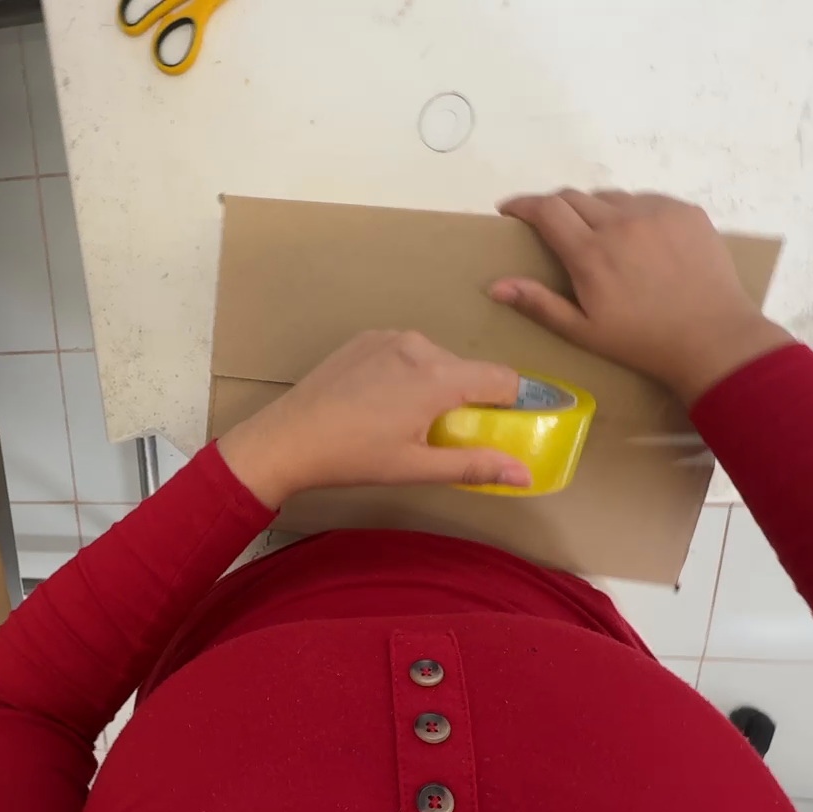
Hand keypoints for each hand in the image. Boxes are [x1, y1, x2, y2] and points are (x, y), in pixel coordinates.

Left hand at [216, 330, 530, 508]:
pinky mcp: (365, 338)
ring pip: (434, 360)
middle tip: (439, 435)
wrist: (287, 439)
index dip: (513, 402)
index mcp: (438, 377)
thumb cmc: (352, 457)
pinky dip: (405, 373)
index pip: (502, 379)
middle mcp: (419, 345)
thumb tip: (525, 474)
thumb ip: (474, 465)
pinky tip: (379, 402)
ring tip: (401, 421)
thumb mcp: (415, 467)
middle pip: (466, 370)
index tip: (506, 424)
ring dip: (434, 386)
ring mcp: (388, 337)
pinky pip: (404, 352)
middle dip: (465, 400)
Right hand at [490, 190, 794, 405]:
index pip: (547, 210)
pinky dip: (627, 212)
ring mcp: (657, 211)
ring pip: (610, 196)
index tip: (508, 210)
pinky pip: (645, 200)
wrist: (710, 336)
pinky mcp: (685, 211)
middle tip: (546, 226)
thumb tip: (495, 286)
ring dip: (591, 209)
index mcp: (590, 252)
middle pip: (574, 196)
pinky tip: (631, 238)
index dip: (523, 205)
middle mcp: (621, 221)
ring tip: (592, 234)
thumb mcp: (580, 330)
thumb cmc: (637, 340)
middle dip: (552, 206)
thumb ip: (538, 303)